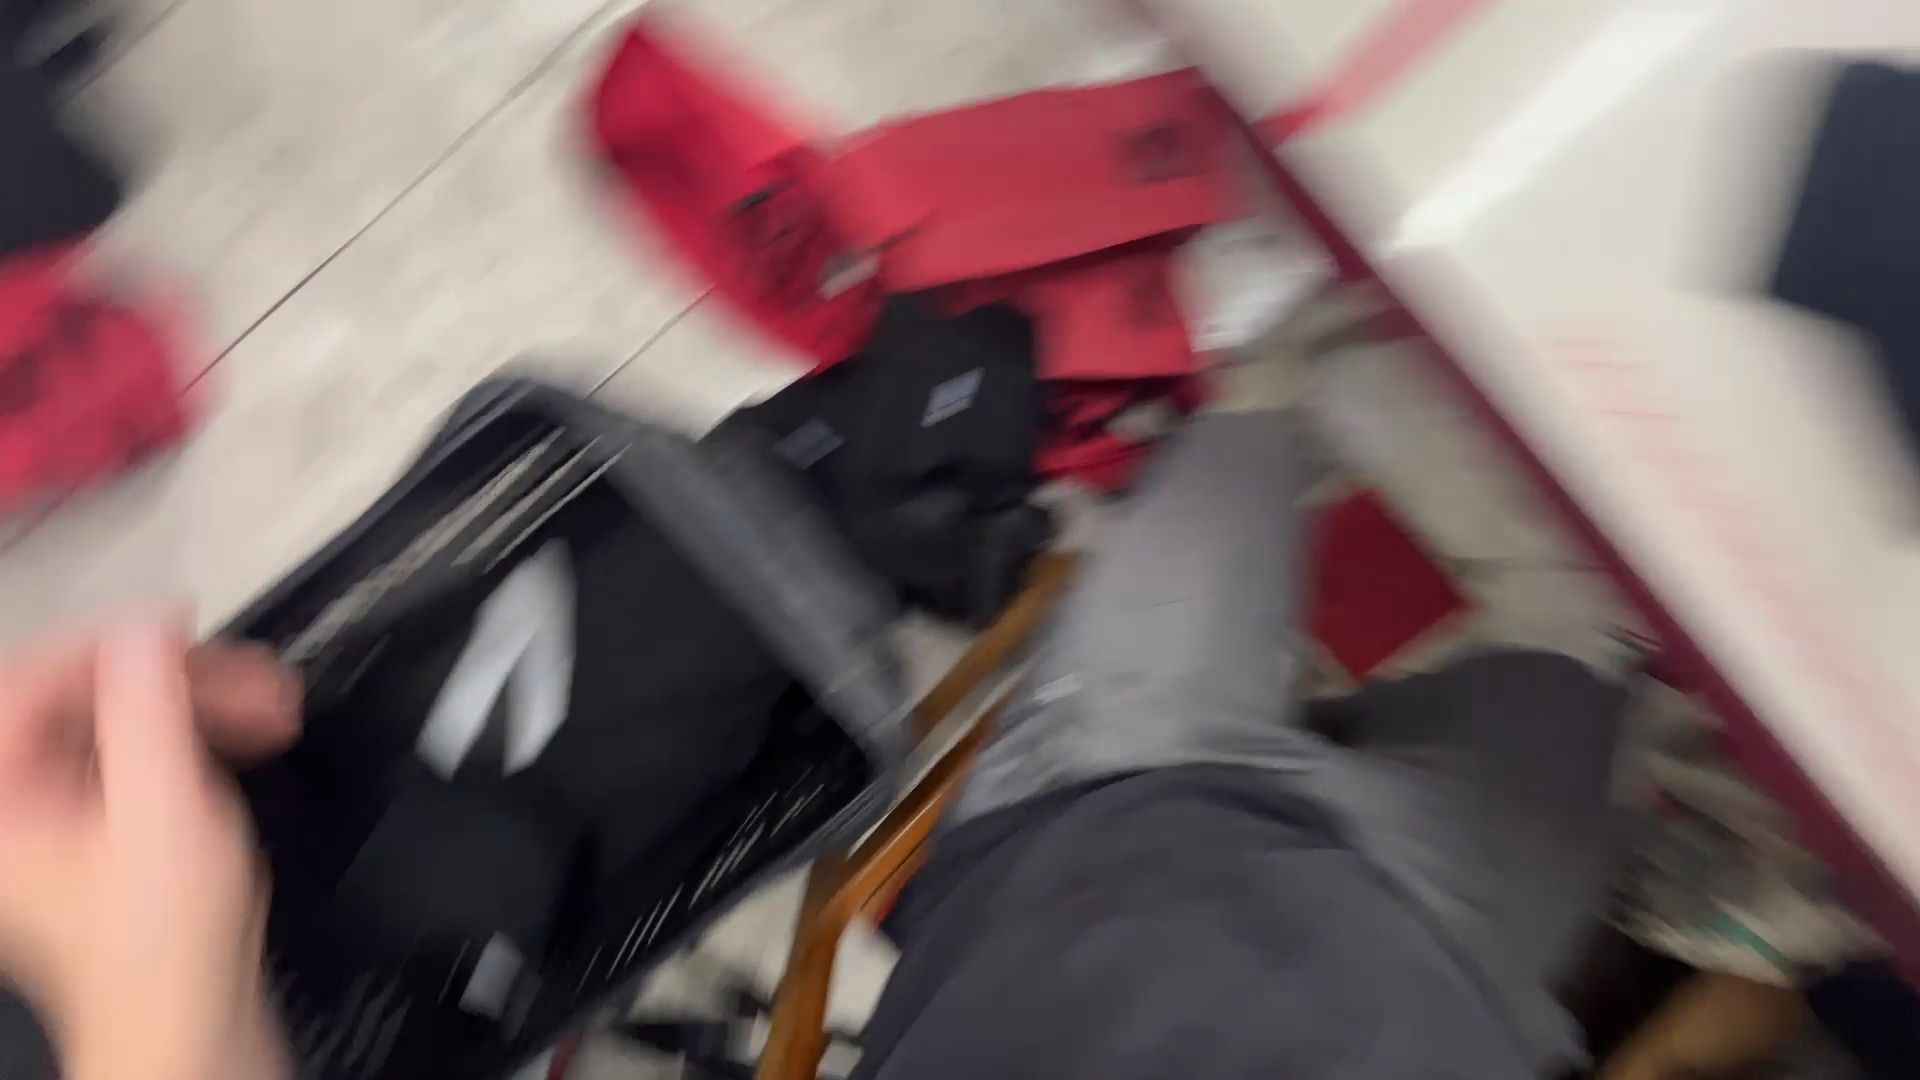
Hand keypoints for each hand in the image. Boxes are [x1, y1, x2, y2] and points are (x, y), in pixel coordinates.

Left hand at [0, 625, 300, 1079]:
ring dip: (208, 702)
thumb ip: (147, 717)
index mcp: (0, 797)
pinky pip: (153, 742)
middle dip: (182, 680)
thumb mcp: (161, 808)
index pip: (28, 689)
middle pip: (87, 698)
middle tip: (251, 678)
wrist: (189, 985)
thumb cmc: (161, 923)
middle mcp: (15, 795)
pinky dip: (209, 728)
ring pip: (128, 716)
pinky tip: (256, 732)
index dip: (106, 650)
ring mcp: (60, 802)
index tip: (179, 629)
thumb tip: (142, 640)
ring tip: (272, 707)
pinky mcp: (108, 806)